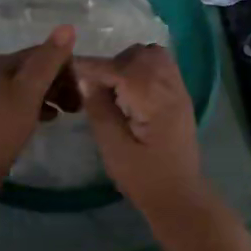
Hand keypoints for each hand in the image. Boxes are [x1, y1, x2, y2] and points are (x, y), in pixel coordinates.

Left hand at [0, 25, 75, 182]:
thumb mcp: (28, 92)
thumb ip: (48, 61)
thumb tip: (68, 26)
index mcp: (3, 64)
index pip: (42, 52)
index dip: (67, 65)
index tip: (85, 87)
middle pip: (36, 70)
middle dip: (61, 82)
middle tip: (81, 104)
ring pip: (30, 89)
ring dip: (53, 96)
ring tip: (72, 113)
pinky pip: (22, 106)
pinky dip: (39, 109)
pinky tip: (50, 121)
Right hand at [76, 45, 204, 211]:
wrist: (180, 196)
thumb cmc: (144, 178)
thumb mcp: (113, 148)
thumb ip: (99, 109)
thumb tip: (85, 78)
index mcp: (153, 99)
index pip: (118, 69)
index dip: (92, 67)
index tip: (70, 68)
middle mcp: (169, 87)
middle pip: (138, 54)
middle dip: (113, 64)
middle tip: (97, 87)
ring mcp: (179, 90)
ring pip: (153, 55)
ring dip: (130, 63)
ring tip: (115, 88)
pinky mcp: (180, 96)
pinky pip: (162, 66)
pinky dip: (143, 68)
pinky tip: (131, 92)